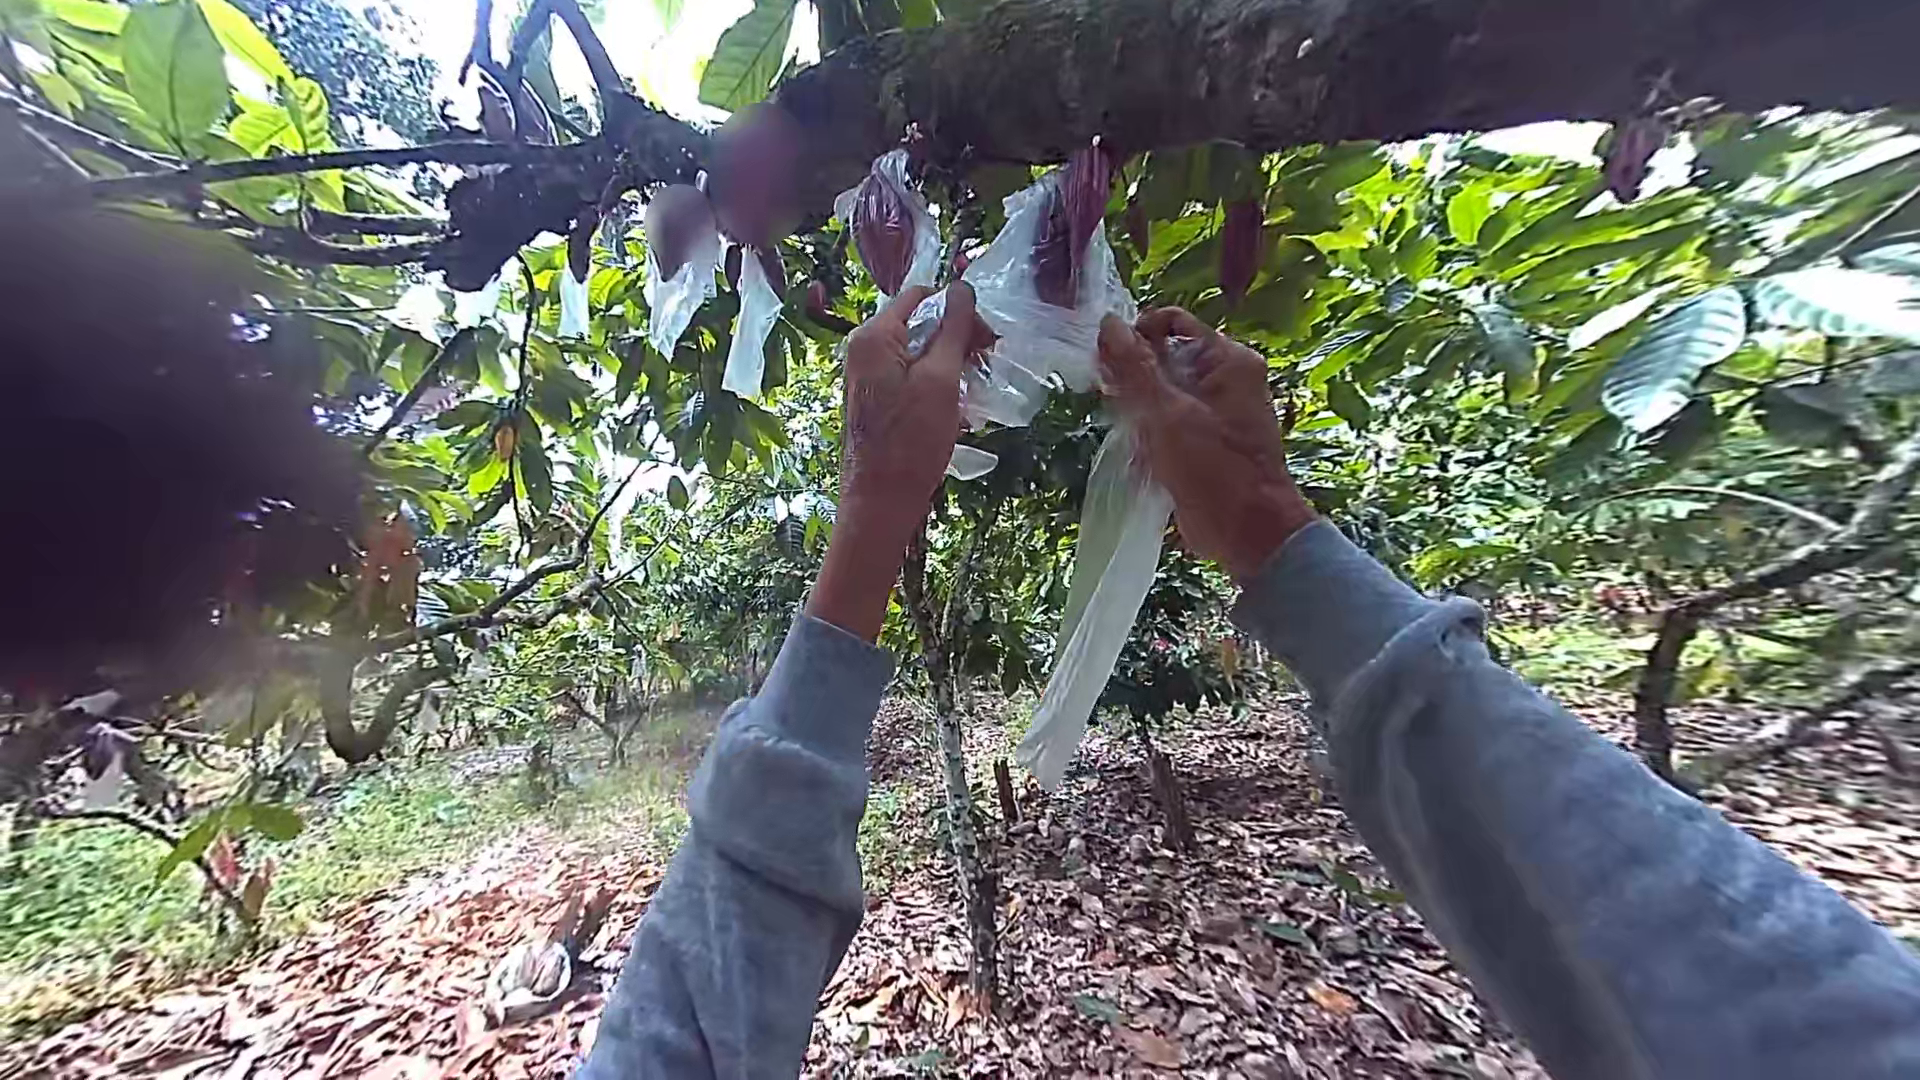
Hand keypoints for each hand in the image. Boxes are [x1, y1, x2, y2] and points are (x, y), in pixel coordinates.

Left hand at [807, 281, 988, 638]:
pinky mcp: (874, 400)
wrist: (881, 500)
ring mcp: (866, 376)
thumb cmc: (912, 442)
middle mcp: (863, 349)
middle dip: (956, 337)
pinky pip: (908, 376)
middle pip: (918, 323)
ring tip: (974, 387)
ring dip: (949, 362)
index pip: (921, 296)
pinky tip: (955, 405)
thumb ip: (952, 330)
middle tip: (987, 363)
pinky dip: (934, 382)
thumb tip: (962, 287)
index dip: (959, 309)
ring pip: (916, 352)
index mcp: (874, 336)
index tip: (987, 339)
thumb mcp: (941, 380)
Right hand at [1097, 308, 1314, 582]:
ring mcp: (1212, 413)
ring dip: (1137, 410)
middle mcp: (1223, 381)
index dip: (1135, 336)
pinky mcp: (1200, 442)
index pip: (1172, 325)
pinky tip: (1137, 453)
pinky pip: (1165, 423)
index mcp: (1227, 361)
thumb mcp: (1168, 414)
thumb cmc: (1213, 468)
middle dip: (1132, 378)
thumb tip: (1108, 324)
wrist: (1246, 531)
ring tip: (1128, 433)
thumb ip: (1136, 369)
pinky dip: (1148, 433)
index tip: (1105, 362)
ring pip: (1160, 394)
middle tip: (1112, 401)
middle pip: (1164, 359)